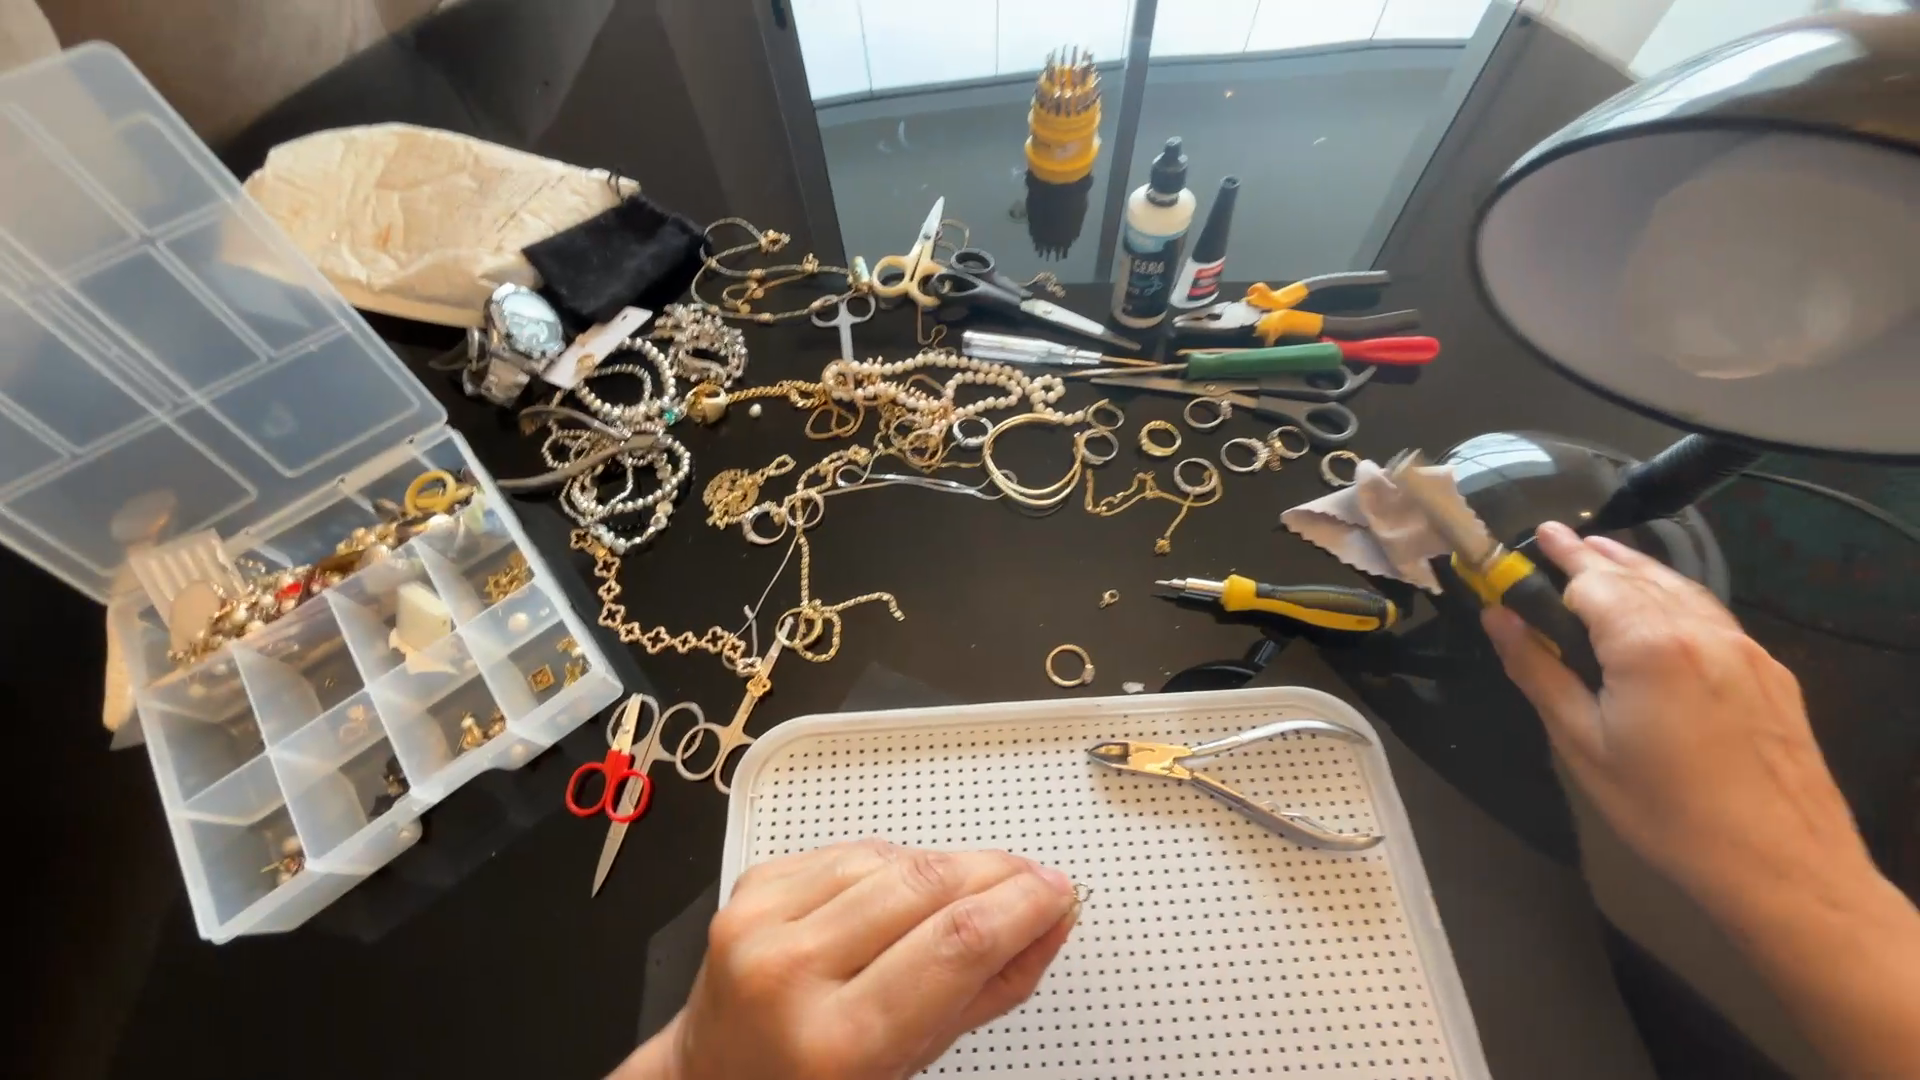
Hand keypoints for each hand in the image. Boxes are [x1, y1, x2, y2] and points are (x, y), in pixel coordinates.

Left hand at [618, 840, 1078, 1079]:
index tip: (1056, 891)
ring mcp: (764, 918)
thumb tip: (1049, 923)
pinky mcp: (756, 882)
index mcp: (835, 1045)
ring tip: (971, 888)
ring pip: (894, 858)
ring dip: (949, 866)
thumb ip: (988, 990)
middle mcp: (790, 971)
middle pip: (926, 886)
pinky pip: (853, 849)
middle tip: (1032, 879)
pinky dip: (896, 861)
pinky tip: (908, 883)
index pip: (955, 944)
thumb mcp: (912, 1064)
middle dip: (996, 873)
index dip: (1021, 906)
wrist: (713, 1073)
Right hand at [1482, 521, 1875, 910]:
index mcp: (1649, 646)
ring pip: (1681, 589)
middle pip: (1638, 576)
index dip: (1553, 562)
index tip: (1524, 543)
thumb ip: (1536, 669)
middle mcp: (1703, 634)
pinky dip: (1672, 594)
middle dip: (1591, 554)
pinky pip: (1710, 615)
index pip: (1591, 582)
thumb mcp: (1579, 741)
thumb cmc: (1662, 807)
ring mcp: (1746, 652)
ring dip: (1636, 567)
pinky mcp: (1771, 675)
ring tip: (1600, 551)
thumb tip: (1497, 618)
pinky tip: (1656, 603)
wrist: (1785, 869)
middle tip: (1554, 534)